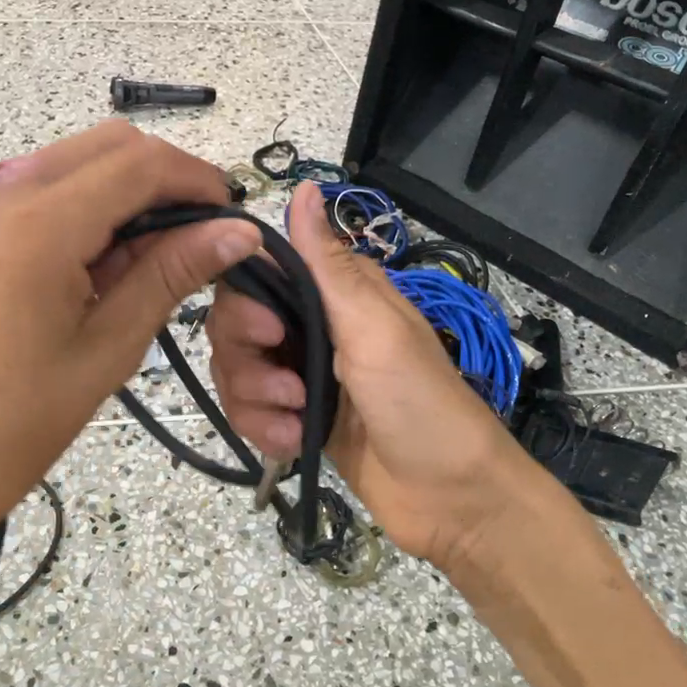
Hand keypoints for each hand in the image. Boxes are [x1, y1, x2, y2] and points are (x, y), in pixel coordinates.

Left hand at [0, 121, 261, 554]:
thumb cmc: (22, 419)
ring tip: (157, 256)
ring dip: (131, 188)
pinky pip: (52, 182)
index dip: (198, 181)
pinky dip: (93, 201)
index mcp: (39, 222)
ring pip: (83, 157)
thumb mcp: (111, 344)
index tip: (235, 219)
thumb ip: (173, 272)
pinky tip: (109, 257)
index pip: (141, 164)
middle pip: (113, 143)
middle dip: (167, 178)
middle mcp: (6, 190)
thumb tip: (241, 231)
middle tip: (202, 237)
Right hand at [208, 181, 534, 568]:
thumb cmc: (420, 403)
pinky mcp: (293, 415)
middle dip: (247, 360)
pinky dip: (261, 427)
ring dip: (255, 399)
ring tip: (295, 422)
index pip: (259, 270)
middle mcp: (311, 324)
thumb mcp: (375, 329)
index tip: (267, 331)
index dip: (246, 298)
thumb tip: (302, 187)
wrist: (452, 499)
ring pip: (234, 367)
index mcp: (335, 292)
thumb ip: (327, 266)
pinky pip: (247, 408)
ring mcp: (300, 372)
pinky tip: (291, 444)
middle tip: (288, 387)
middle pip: (236, 322)